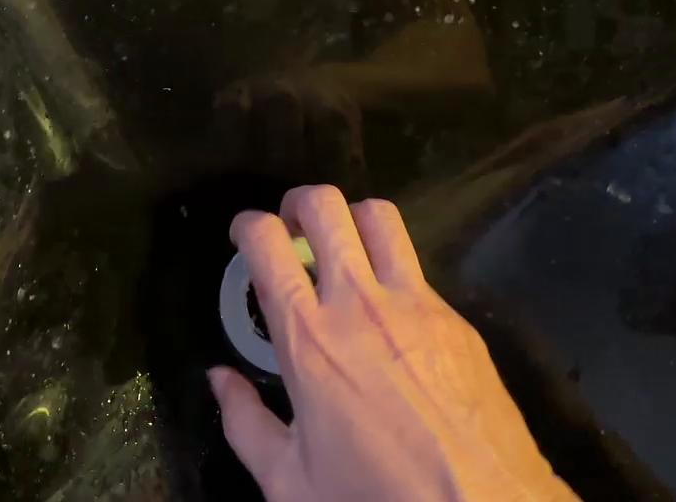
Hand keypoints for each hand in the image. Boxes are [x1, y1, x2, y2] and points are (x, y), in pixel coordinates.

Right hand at [209, 185, 578, 501]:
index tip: (243, 236)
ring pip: (378, 214)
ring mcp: (415, 304)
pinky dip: (392, 269)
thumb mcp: (291, 484)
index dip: (246, 224)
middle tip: (290, 228)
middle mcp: (359, 303)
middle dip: (297, 202)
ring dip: (350, 218)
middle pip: (323, 205)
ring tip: (342, 246)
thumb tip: (218, 377)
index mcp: (308, 337)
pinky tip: (391, 313)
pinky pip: (416, 267)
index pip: (267, 241)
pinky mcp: (456, 320)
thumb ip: (245, 423)